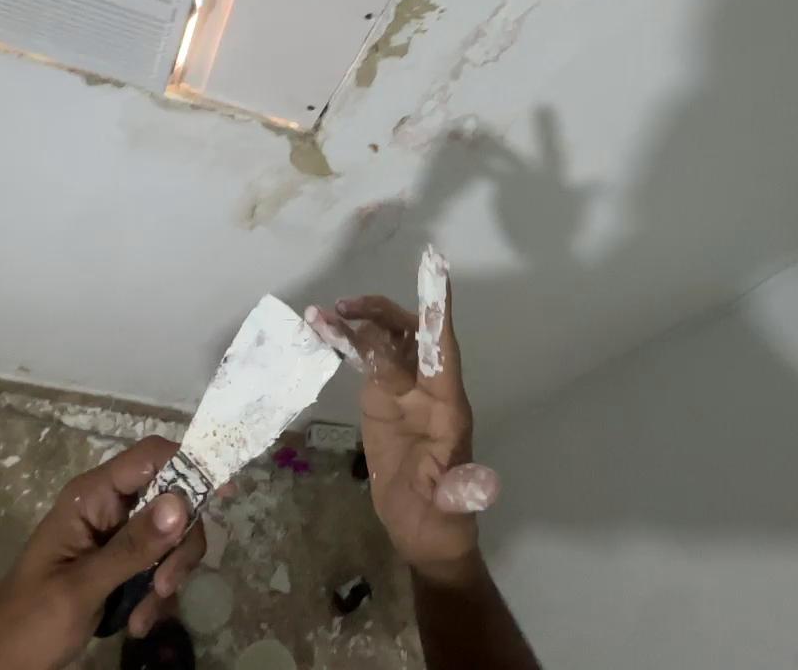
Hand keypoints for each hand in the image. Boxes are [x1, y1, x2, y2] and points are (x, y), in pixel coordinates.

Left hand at [0, 436, 206, 669]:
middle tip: (166, 585)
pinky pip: (159, 564)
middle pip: (172, 499)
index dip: (190, 463)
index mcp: (93, 494)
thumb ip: (133, 545)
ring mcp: (117, 535)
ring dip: (168, 576)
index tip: (222, 492)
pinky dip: (158, 593)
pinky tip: (139, 623)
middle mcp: (110, 505)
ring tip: (146, 615)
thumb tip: (182, 500)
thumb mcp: (82, 586)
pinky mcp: (121, 564)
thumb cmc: (29, 621)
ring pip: (171, 535)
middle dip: (178, 544)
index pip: (151, 456)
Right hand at [308, 247, 500, 580]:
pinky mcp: (379, 398)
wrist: (423, 529)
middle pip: (407, 333)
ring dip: (354, 323)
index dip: (437, 309)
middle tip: (346, 306)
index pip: (442, 346)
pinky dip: (343, 343)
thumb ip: (460, 484)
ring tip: (322, 314)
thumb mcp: (454, 499)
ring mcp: (400, 388)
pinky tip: (320, 331)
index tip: (435, 269)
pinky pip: (362, 361)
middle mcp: (425, 384)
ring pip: (380, 341)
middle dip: (380, 313)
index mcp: (447, 400)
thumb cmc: (443, 514)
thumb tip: (477, 481)